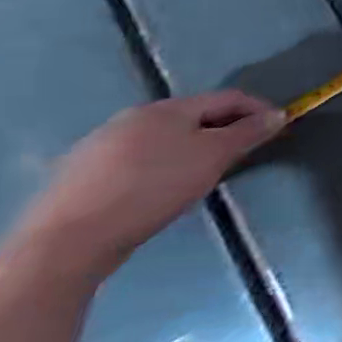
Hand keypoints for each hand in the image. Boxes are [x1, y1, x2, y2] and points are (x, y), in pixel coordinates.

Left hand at [8, 90, 284, 277]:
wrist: (64, 243)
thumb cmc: (150, 190)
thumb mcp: (211, 159)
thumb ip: (246, 134)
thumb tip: (277, 114)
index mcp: (167, 108)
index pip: (226, 98)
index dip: (256, 109)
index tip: (278, 126)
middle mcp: (133, 117)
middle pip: (191, 116)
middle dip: (221, 129)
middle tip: (240, 154)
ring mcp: (99, 146)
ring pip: (160, 139)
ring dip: (187, 149)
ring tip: (200, 175)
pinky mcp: (77, 177)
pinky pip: (133, 162)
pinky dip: (156, 168)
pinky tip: (154, 193)